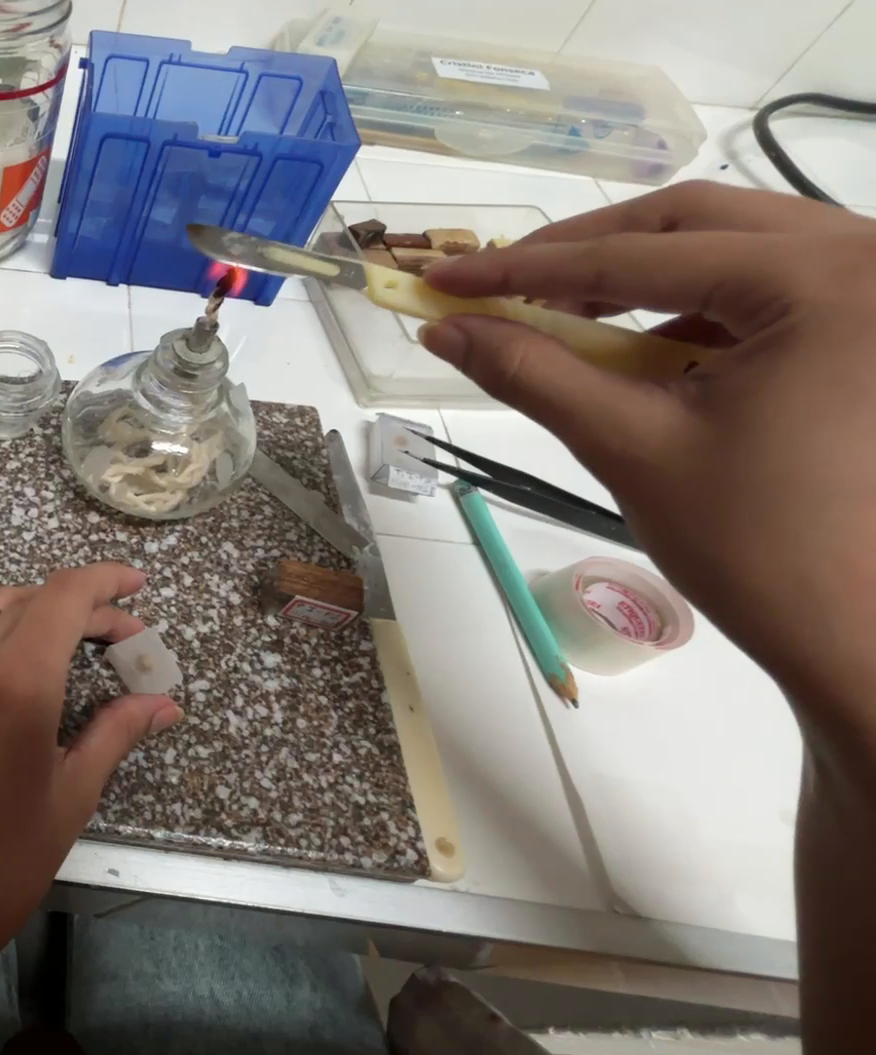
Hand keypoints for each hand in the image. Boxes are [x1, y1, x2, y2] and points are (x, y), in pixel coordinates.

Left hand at [0, 563, 176, 1054]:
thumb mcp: (69, 797)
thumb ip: (116, 734)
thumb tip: (164, 703)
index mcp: (16, 678)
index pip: (65, 596)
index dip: (106, 580)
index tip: (139, 585)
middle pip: (33, 599)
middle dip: (84, 607)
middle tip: (123, 641)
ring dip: (36, 609)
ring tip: (75, 641)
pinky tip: (16, 660)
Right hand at [416, 182, 875, 731]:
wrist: (854, 615)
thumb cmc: (747, 536)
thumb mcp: (622, 441)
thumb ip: (527, 372)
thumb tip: (441, 331)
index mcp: (827, 282)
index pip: (636, 256)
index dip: (523, 270)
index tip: (445, 280)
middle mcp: (872, 258)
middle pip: (692, 219)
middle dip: (580, 251)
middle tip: (496, 286)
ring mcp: (875, 289)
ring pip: (725, 243)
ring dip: (626, 272)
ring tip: (550, 314)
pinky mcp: (864, 323)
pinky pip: (754, 284)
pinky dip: (674, 301)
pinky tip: (624, 342)